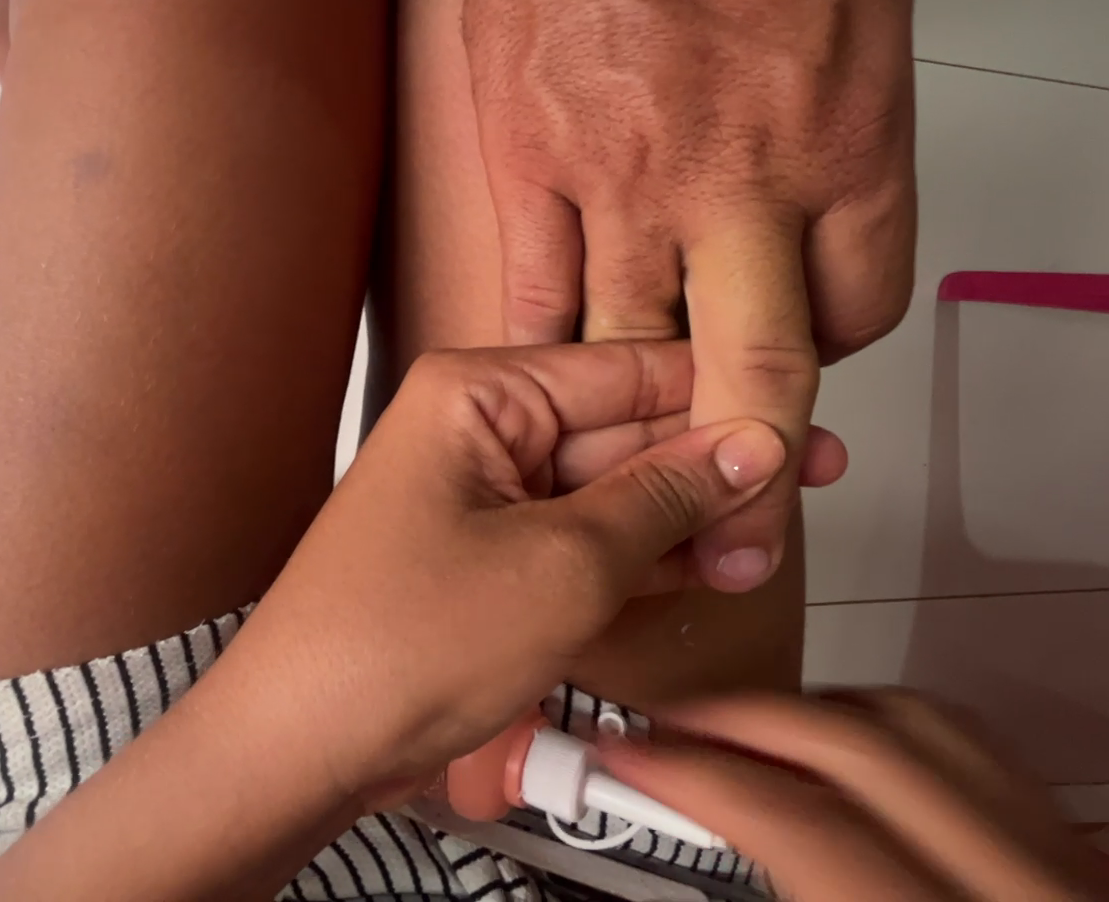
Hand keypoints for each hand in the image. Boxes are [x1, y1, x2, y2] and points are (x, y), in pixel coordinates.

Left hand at [220, 340, 827, 800]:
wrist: (307, 739)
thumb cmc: (394, 643)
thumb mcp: (561, 563)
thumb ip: (661, 498)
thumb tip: (743, 449)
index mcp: (478, 392)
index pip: (625, 369)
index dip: (719, 396)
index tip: (800, 424)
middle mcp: (479, 429)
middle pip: (621, 430)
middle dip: (707, 469)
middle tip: (801, 493)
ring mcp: (486, 493)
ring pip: (609, 489)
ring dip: (682, 519)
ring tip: (761, 544)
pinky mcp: (491, 551)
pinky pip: (581, 536)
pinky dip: (640, 555)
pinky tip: (706, 565)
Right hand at [454, 0, 917, 589]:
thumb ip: (855, 123)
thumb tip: (815, 204)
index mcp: (839, 138)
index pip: (855, 311)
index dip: (834, 356)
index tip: (805, 359)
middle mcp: (733, 182)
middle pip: (754, 373)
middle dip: (751, 475)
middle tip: (743, 549)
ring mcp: (618, 183)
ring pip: (630, 353)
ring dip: (633, 434)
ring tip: (626, 497)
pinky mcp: (526, 169)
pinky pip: (534, 298)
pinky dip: (542, 360)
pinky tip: (535, 404)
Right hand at [601, 691, 1108, 900]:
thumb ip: (773, 896)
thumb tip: (675, 829)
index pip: (807, 824)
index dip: (694, 773)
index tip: (620, 751)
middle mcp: (1037, 901)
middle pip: (865, 745)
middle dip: (736, 717)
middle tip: (659, 729)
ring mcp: (1079, 882)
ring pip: (927, 726)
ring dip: (808, 712)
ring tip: (739, 736)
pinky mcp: (1091, 873)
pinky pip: (979, 753)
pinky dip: (888, 728)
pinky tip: (841, 755)